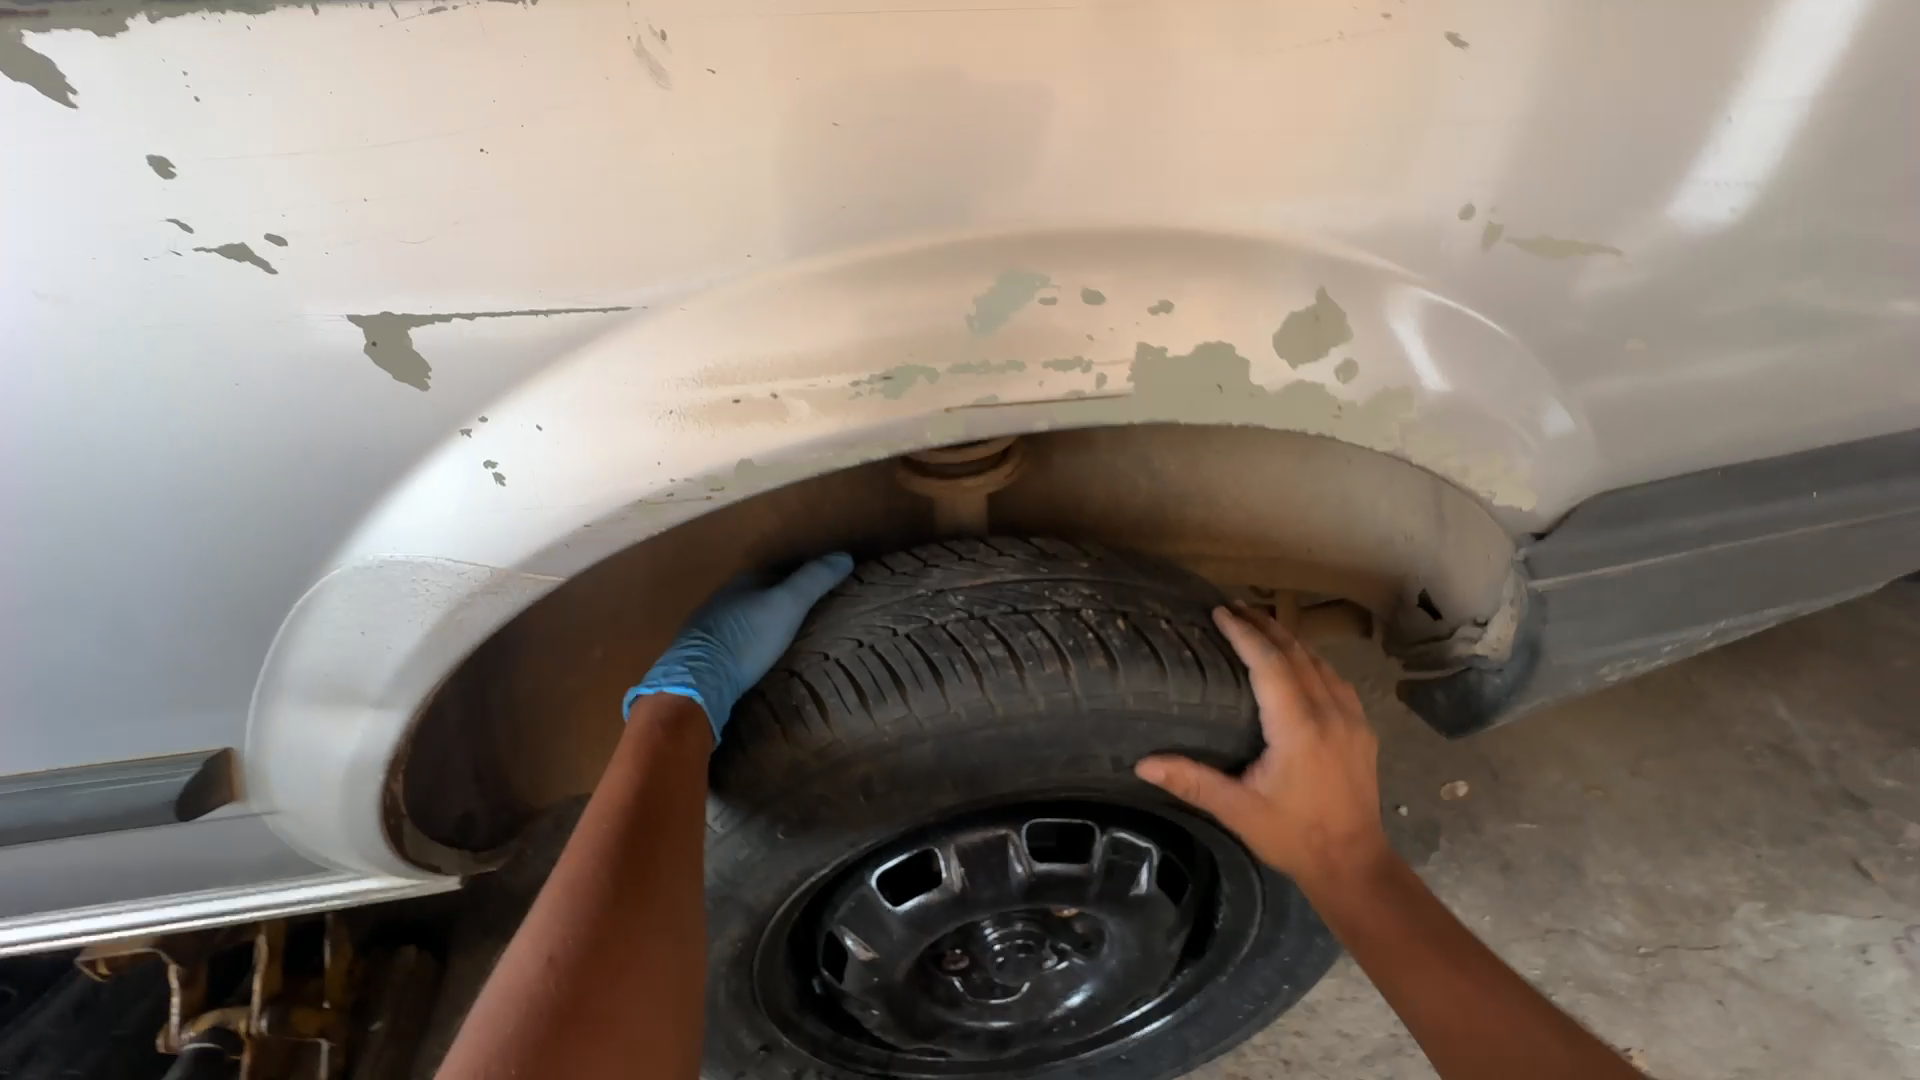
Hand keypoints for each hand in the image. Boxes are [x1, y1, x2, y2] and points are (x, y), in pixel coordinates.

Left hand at [624, 553, 854, 742]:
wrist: (698, 681)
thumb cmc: (747, 637)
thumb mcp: (788, 605)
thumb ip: (814, 580)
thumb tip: (845, 555)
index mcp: (742, 583)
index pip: (775, 574)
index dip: (797, 580)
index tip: (818, 591)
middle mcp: (721, 600)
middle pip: (757, 596)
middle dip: (777, 603)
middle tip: (805, 617)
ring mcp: (705, 628)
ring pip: (740, 620)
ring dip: (760, 625)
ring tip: (784, 640)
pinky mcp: (699, 657)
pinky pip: (729, 643)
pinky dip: (745, 645)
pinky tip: (755, 659)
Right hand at [1136, 603, 1389, 889]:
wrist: (1356, 866)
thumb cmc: (1293, 836)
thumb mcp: (1237, 811)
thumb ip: (1192, 782)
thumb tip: (1142, 764)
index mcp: (1298, 728)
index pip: (1270, 664)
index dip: (1244, 634)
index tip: (1221, 612)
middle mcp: (1330, 714)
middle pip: (1296, 653)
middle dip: (1264, 625)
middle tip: (1234, 606)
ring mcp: (1352, 720)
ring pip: (1320, 662)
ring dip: (1288, 639)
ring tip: (1260, 623)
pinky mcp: (1361, 730)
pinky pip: (1335, 679)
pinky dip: (1311, 659)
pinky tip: (1298, 660)